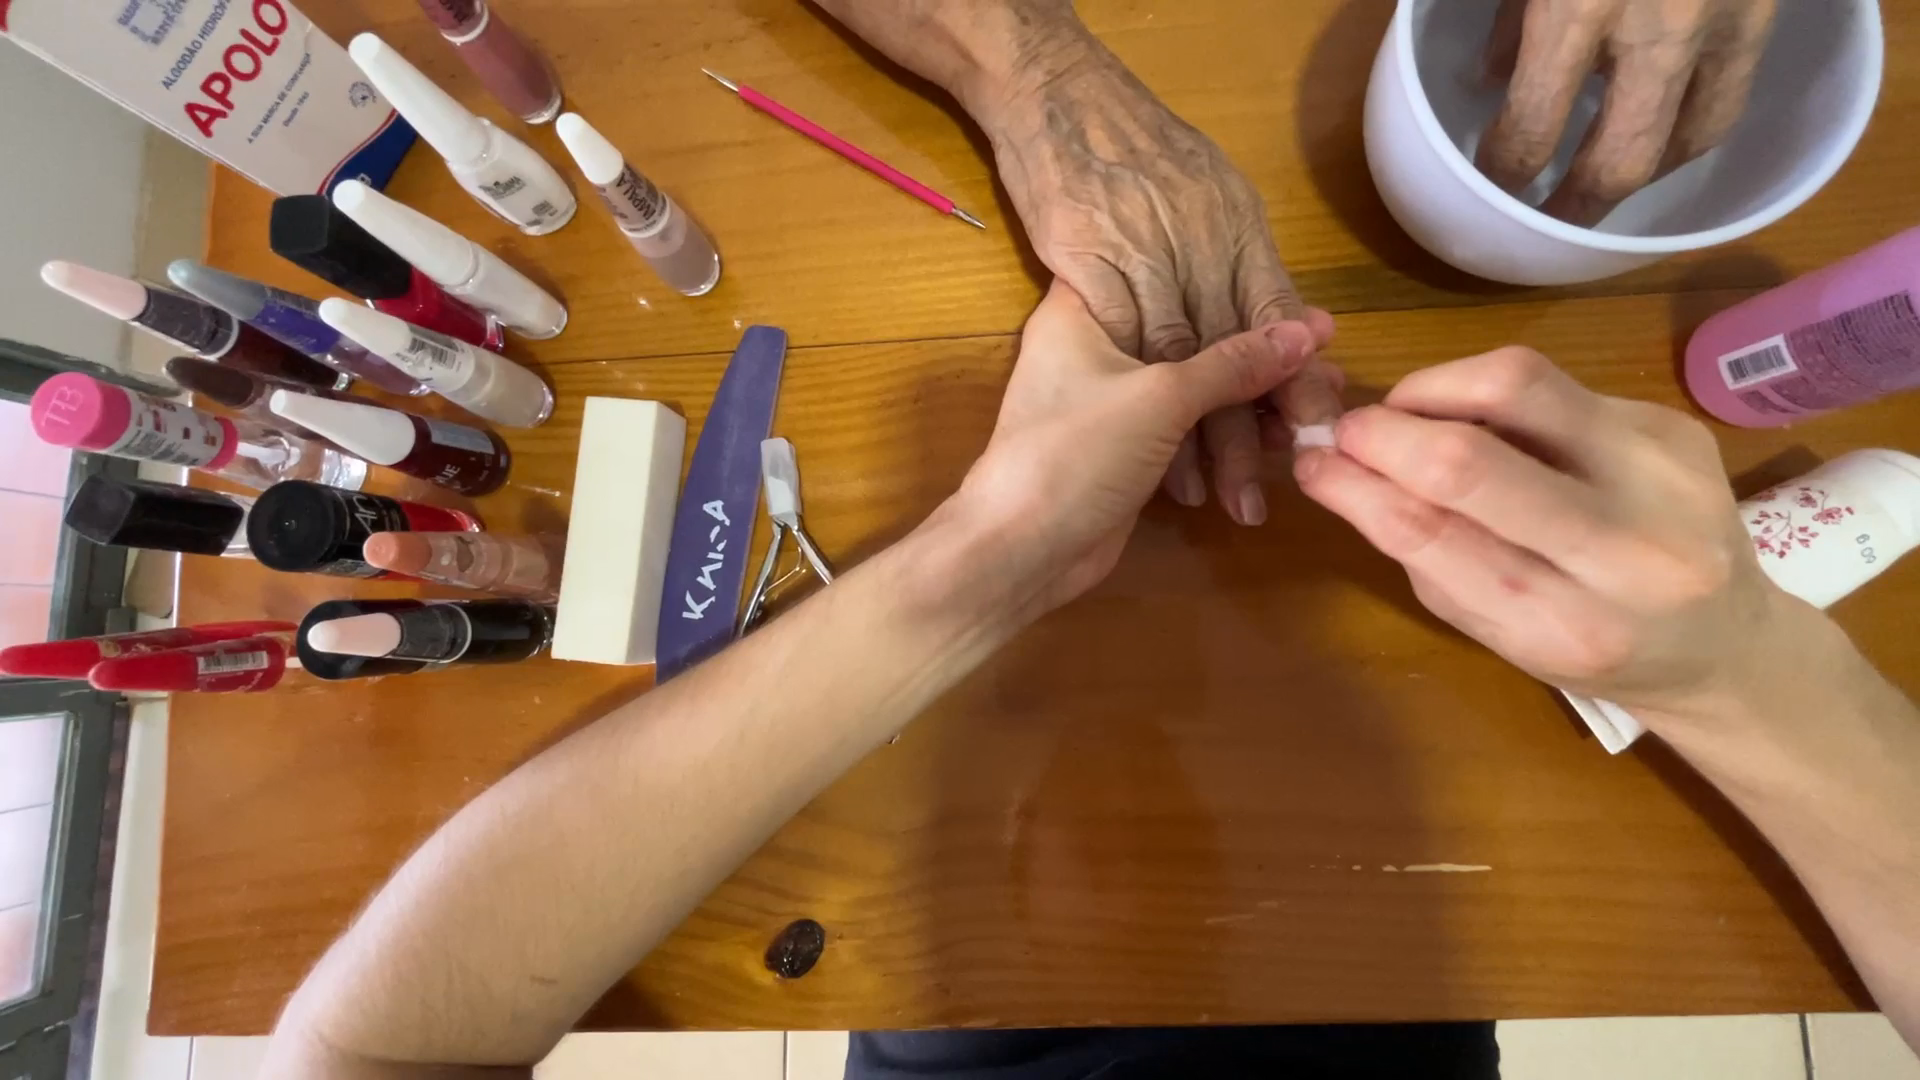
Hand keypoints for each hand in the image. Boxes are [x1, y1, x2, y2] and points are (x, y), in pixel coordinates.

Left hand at [943, 282, 1329, 621]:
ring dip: (1246, 401)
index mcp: (1082, 311)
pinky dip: (1223, 435)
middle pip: (1185, 335)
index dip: (1230, 282)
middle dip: (1253, 354)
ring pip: (1187, 388)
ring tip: (1314, 404)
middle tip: (1324, 360)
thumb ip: (1234, 362)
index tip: (1293, 296)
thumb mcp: (1162, 396)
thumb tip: (1311, 331)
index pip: (1162, 272)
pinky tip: (1275, 442)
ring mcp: (1108, 402)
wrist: (1025, 547)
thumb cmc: (1078, 452)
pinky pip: (1182, 430)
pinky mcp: (1122, 449)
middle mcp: (1093, 348)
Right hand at [971, 32, 1344, 525]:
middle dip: (1247, 434)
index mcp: (1235, 229)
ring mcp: (1141, 262)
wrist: (1057, 100)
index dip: (1293, 382)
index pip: (1274, 317)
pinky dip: (1133, 407)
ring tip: (1206, 496)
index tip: (1308, 438)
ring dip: (1192, 439)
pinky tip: (1145, 453)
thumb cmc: (1129, 148)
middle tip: (1258, 498)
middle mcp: (1198, 248)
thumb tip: (1288, 329)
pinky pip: (1121, 355)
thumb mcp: (1206, 197)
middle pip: (1231, 356)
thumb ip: (1243, 266)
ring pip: (1178, 367)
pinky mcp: (1089, 271)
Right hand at [1293, 347, 1823, 722]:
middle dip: (1381, 433)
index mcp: (1561, 623)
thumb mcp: (1483, 621)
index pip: (1427, 535)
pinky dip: (1478, 396)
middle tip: (1344, 431)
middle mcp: (1627, 550)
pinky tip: (1474, 424)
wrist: (1722, 639)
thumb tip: (1336, 466)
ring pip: (1516, 385)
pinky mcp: (1673, 422)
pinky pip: (1546, 383)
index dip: (1353, 487)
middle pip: (1471, 459)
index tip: (1308, 461)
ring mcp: (1665, 474)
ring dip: (1428, 392)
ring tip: (1404, 416)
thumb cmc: (1576, 642)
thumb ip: (1416, 546)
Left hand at [1478, 0, 1777, 224]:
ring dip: (1647, 172)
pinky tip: (1661, 126)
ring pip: (1698, 133)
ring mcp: (1735, 11)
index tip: (1487, 186)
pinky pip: (1738, 83)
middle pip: (1624, 162)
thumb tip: (1489, 81)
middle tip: (1547, 219)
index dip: (1501, 175)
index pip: (1528, 135)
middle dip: (1578, 204)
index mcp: (1581, 10)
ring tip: (1603, 186)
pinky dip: (1695, 121)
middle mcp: (1665, 24)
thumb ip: (1508, 19)